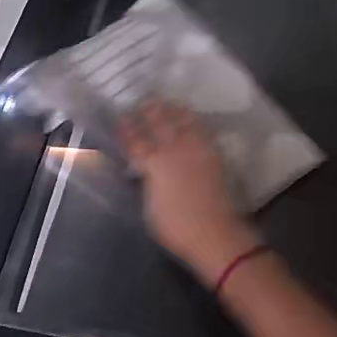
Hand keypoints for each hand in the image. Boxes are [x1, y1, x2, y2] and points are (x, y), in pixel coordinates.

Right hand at [118, 100, 259, 285]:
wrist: (215, 234)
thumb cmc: (175, 227)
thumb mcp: (149, 206)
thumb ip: (147, 182)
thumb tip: (145, 170)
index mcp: (154, 163)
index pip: (136, 140)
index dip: (127, 129)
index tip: (121, 118)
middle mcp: (174, 151)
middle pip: (160, 123)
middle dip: (150, 111)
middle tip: (144, 101)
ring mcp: (196, 151)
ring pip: (184, 122)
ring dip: (174, 111)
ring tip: (167, 104)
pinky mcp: (214, 157)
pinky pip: (201, 132)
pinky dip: (193, 123)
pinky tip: (191, 122)